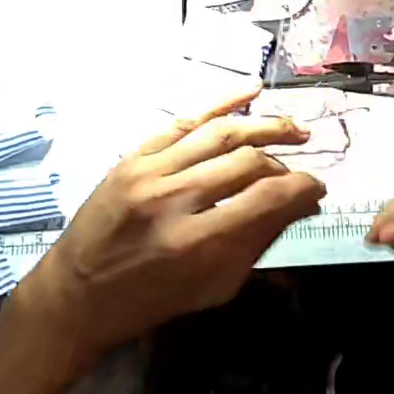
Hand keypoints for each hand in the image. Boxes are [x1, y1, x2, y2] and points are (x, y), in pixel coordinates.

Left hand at [14, 93, 325, 374]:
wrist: (76, 294)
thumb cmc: (152, 300)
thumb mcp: (214, 287)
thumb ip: (258, 241)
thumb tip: (298, 204)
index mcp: (196, 243)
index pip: (268, 198)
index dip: (303, 189)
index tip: (317, 189)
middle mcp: (173, 199)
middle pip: (248, 161)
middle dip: (285, 162)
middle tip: (301, 167)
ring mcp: (148, 171)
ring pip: (221, 132)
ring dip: (265, 126)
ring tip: (293, 128)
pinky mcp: (132, 156)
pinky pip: (185, 120)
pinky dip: (221, 103)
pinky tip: (252, 93)